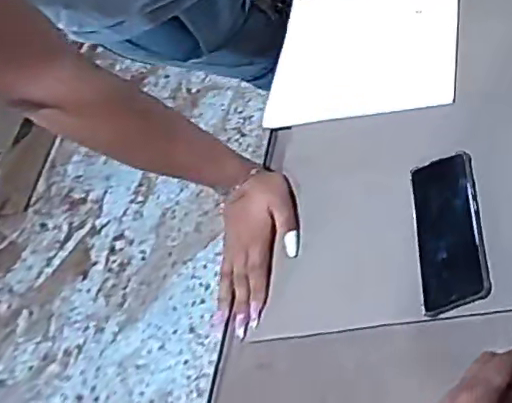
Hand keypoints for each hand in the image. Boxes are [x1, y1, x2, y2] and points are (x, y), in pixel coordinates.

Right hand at [218, 169, 298, 339]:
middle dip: (241, 308)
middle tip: (240, 333)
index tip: (254, 319)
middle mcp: (242, 250)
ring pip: (229, 281)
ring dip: (227, 303)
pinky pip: (222, 271)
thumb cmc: (265, 189)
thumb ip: (288, 225)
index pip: (257, 275)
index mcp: (257, 242)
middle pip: (241, 284)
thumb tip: (292, 251)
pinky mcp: (228, 245)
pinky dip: (220, 288)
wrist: (240, 178)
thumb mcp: (282, 201)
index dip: (256, 297)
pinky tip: (219, 299)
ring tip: (222, 326)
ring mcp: (233, 249)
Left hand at [439, 347, 511, 402]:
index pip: (501, 362)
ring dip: (492, 379)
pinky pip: (463, 391)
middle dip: (504, 365)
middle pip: (484, 364)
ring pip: (472, 377)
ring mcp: (448, 400)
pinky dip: (479, 392)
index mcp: (476, 391)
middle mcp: (459, 390)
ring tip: (508, 393)